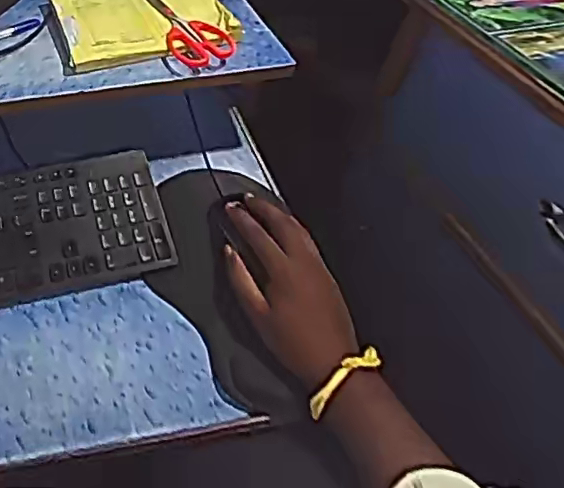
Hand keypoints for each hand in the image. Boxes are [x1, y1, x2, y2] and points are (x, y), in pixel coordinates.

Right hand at [222, 195, 359, 386]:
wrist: (335, 365)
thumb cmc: (291, 342)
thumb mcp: (257, 315)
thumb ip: (240, 279)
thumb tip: (228, 251)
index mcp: (283, 270)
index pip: (258, 234)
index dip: (242, 218)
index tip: (230, 207)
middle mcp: (303, 262)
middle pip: (282, 224)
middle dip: (263, 208)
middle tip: (246, 198)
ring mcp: (318, 267)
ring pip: (299, 229)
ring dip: (280, 214)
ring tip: (265, 206)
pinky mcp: (328, 274)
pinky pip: (308, 240)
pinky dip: (293, 226)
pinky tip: (287, 227)